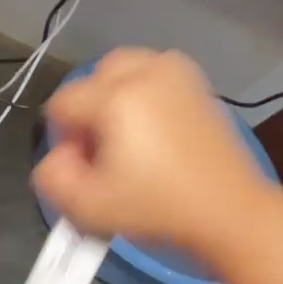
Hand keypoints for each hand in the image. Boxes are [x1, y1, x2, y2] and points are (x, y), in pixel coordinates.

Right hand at [34, 49, 277, 255]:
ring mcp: (177, 73)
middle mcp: (145, 72)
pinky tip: (152, 127)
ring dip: (114, 97)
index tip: (85, 166)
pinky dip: (143, 93)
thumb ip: (51, 175)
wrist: (231, 213)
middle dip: (88, 111)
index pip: (61, 104)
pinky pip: (153, 74)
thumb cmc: (156, 208)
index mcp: (116, 96)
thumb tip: (60, 154)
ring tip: (127, 134)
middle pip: (91, 80)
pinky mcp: (198, 83)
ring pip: (123, 70)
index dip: (64, 137)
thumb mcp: (86, 205)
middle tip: (104, 149)